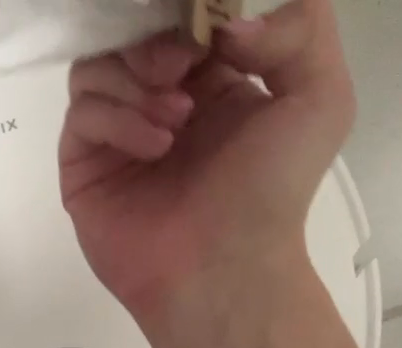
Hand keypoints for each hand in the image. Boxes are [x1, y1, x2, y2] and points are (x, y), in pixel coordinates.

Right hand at [59, 0, 354, 322]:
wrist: (223, 267)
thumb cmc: (272, 192)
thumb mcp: (320, 97)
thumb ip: (300, 27)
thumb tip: (225, 23)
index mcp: (213, 79)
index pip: (179, 18)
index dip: (185, 11)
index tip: (204, 34)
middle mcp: (159, 100)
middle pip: (129, 34)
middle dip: (156, 41)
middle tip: (182, 70)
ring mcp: (115, 135)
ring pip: (96, 66)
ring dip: (135, 81)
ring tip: (174, 122)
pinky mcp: (83, 166)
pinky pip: (81, 114)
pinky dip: (117, 118)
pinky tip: (154, 148)